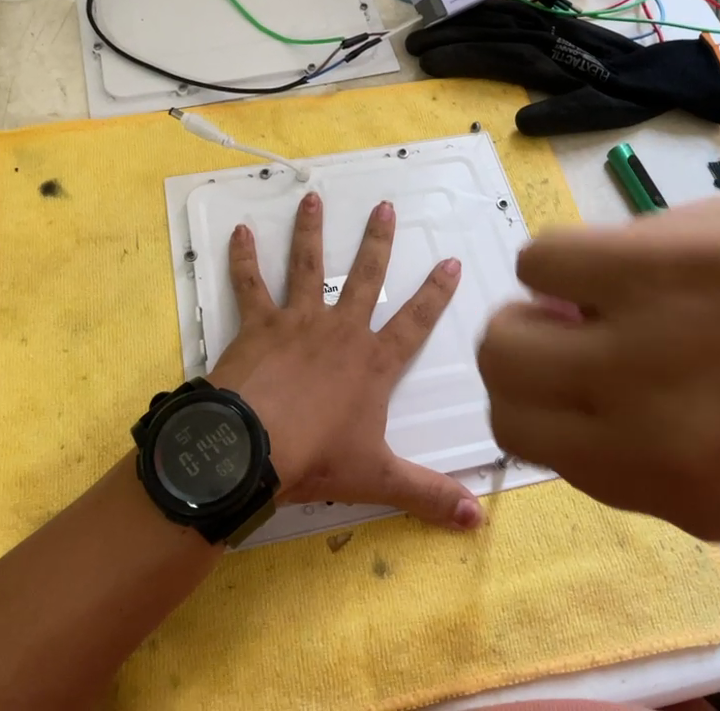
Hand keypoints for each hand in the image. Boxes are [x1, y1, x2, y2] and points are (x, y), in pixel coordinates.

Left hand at [208, 192, 484, 531]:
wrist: (253, 448)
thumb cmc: (317, 457)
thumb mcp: (379, 478)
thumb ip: (429, 495)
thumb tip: (479, 520)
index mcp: (373, 363)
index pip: (414, 322)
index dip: (435, 293)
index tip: (449, 262)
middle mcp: (340, 331)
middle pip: (365, 278)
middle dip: (377, 242)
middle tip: (385, 207)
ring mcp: (297, 321)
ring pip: (308, 266)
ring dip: (311, 231)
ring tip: (313, 198)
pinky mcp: (257, 325)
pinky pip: (250, 284)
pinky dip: (244, 257)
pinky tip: (240, 230)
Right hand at [479, 171, 719, 539]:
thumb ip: (661, 455)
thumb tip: (575, 391)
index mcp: (688, 500)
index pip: (549, 460)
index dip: (559, 412)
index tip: (585, 378)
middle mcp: (650, 439)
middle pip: (505, 406)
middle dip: (525, 368)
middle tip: (569, 332)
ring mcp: (640, 349)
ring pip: (501, 336)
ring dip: (537, 309)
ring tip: (599, 291)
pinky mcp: (640, 264)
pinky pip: (538, 261)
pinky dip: (564, 259)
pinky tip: (621, 257)